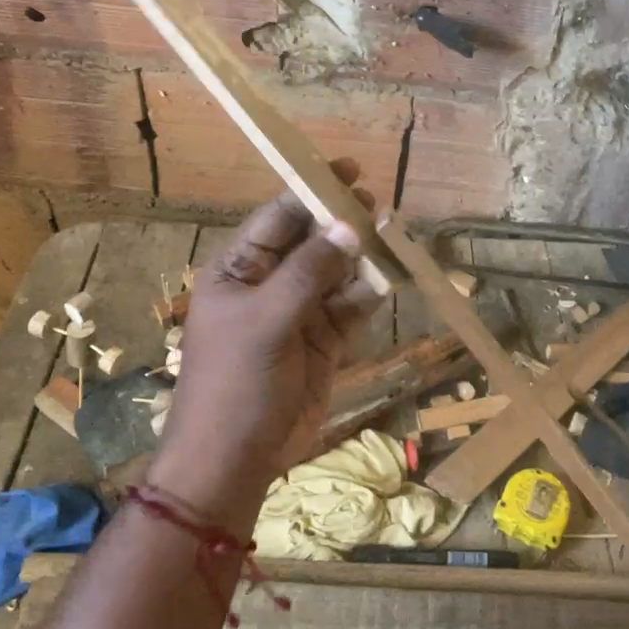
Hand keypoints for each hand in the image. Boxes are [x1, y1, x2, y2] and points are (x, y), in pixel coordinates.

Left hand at [149, 161, 383, 517]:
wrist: (235, 459)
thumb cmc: (236, 382)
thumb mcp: (267, 318)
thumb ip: (309, 270)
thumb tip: (349, 225)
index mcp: (239, 269)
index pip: (278, 217)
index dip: (311, 190)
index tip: (347, 170)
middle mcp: (270, 283)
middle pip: (313, 240)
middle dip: (344, 222)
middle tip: (379, 206)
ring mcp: (299, 312)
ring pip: (337, 271)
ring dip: (363, 255)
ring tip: (393, 235)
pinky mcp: (324, 340)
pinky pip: (352, 305)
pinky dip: (370, 292)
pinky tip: (390, 278)